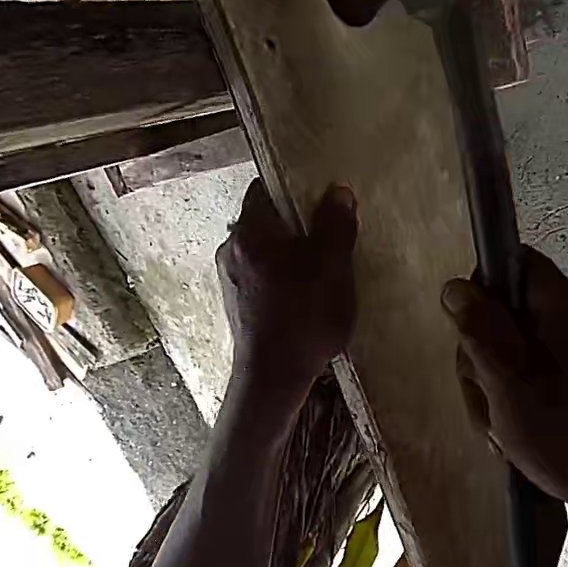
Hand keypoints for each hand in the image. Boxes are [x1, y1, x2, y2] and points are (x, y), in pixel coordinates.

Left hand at [218, 178, 357, 383]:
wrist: (273, 378)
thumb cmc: (303, 316)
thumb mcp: (331, 266)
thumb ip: (334, 225)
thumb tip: (338, 192)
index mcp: (249, 232)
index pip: (265, 189)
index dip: (294, 188)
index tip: (321, 198)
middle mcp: (230, 250)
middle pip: (266, 222)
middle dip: (296, 225)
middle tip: (330, 234)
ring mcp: (229, 280)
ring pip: (264, 252)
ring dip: (290, 255)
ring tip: (322, 269)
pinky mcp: (236, 306)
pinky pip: (262, 278)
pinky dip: (282, 279)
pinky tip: (305, 298)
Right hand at [443, 249, 567, 514]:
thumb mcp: (512, 387)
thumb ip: (482, 333)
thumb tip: (454, 288)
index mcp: (566, 309)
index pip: (513, 264)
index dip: (481, 291)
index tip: (470, 335)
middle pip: (504, 309)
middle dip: (482, 354)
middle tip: (489, 397)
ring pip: (508, 345)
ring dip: (492, 384)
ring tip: (503, 424)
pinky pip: (525, 370)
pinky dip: (510, 397)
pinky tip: (513, 430)